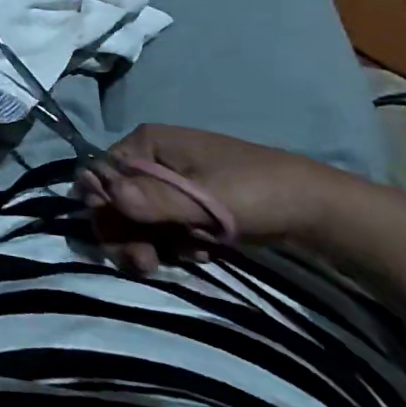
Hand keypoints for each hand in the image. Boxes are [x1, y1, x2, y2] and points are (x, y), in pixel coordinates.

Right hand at [87, 123, 374, 272]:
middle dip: (126, 236)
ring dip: (152, 244)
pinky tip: (200, 250)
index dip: (102, 208)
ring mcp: (166, 182)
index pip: (99, 174)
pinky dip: (173, 245)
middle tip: (147, 263)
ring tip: (188, 254)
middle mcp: (150, 159)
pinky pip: (159, 229)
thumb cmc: (255, 192)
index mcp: (148, 143)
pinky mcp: (183, 204)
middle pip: (113, 202)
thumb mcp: (205, 199)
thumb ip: (155, 199)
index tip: (122, 239)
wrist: (306, 206)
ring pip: (134, 221)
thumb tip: (104, 193)